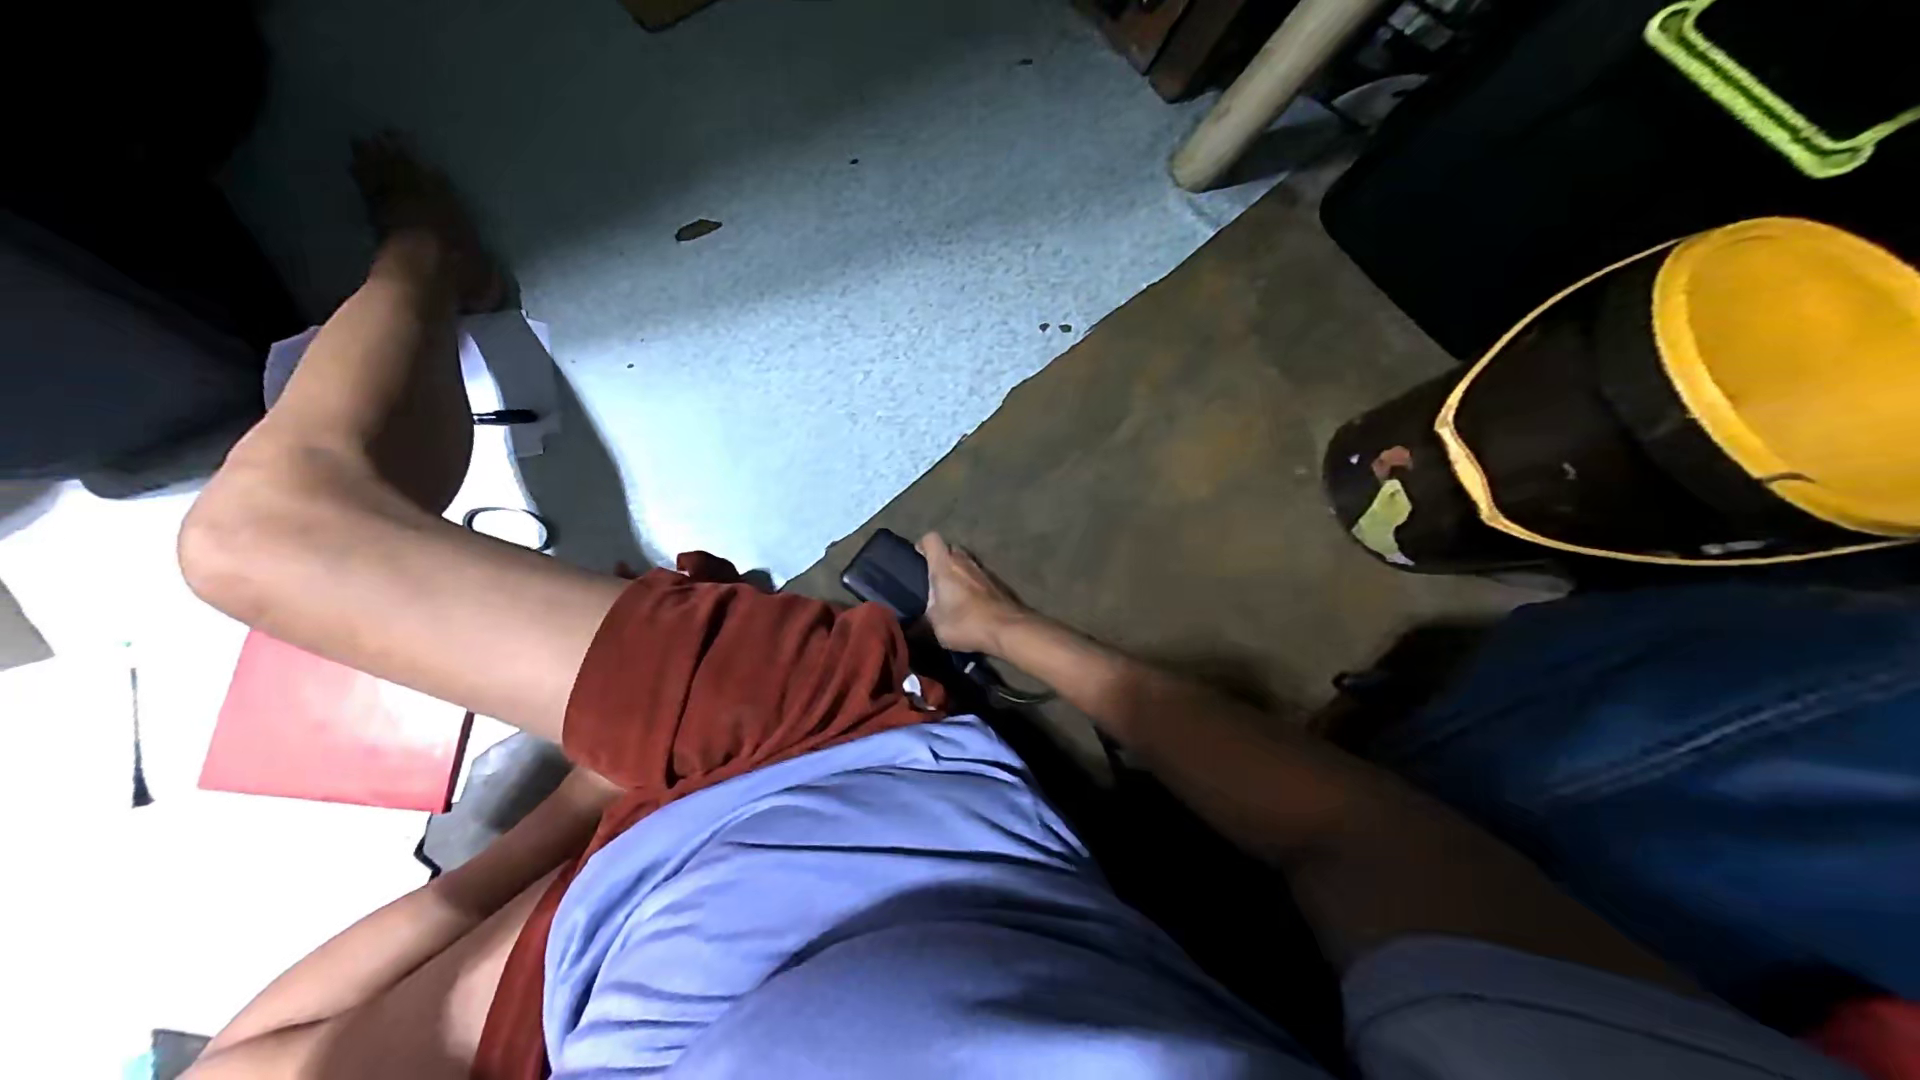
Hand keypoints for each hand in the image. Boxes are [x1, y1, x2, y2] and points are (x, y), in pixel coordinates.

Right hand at [919, 532, 1030, 655]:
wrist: (1008, 629)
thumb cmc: (966, 623)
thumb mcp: (934, 628)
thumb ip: (918, 623)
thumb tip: (906, 628)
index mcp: (945, 565)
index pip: (931, 539)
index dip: (922, 545)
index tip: (917, 560)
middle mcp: (964, 561)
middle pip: (950, 548)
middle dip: (941, 559)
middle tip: (934, 579)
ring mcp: (984, 570)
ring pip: (967, 562)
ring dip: (959, 572)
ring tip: (952, 592)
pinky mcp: (998, 582)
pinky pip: (980, 576)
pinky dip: (973, 583)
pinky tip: (972, 602)